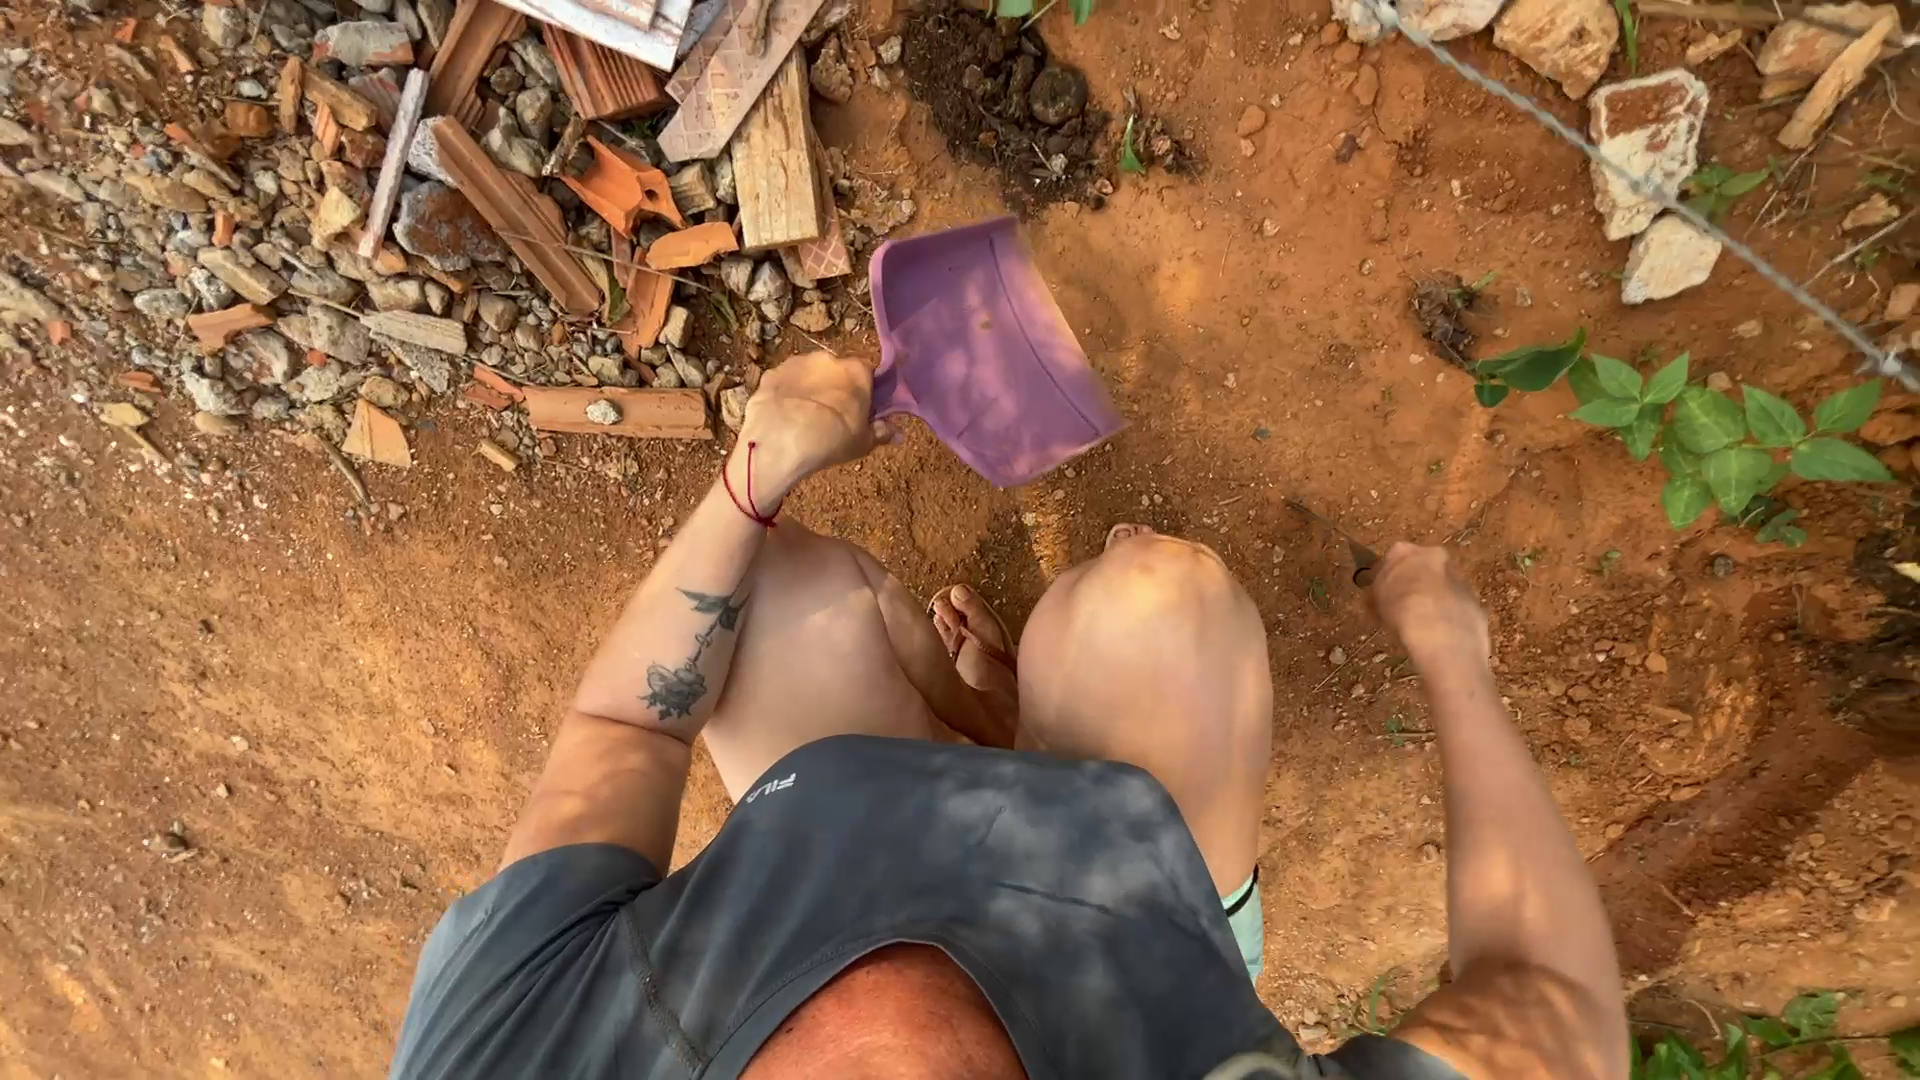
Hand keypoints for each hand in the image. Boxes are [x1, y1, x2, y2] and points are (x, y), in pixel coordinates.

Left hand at [732, 351, 890, 503]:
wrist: (783, 438)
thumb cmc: (833, 438)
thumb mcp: (863, 442)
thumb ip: (881, 433)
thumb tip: (897, 433)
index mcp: (856, 371)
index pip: (868, 372)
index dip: (865, 390)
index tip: (862, 408)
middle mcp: (828, 359)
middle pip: (837, 370)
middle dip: (836, 387)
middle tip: (834, 415)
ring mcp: (797, 363)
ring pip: (809, 373)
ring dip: (810, 388)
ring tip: (805, 417)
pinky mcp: (771, 373)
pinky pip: (784, 382)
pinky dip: (786, 394)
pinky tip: (784, 415)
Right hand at [1368, 542, 1491, 670]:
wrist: (1439, 631)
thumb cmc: (1397, 611)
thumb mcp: (1374, 601)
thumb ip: (1382, 591)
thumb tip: (1387, 594)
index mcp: (1401, 552)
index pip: (1392, 558)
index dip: (1390, 576)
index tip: (1386, 592)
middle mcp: (1432, 555)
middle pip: (1422, 566)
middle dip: (1417, 581)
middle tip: (1406, 604)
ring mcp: (1457, 575)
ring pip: (1442, 583)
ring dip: (1435, 597)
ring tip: (1424, 622)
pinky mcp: (1474, 596)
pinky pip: (1456, 602)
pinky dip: (1450, 612)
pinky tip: (1441, 631)